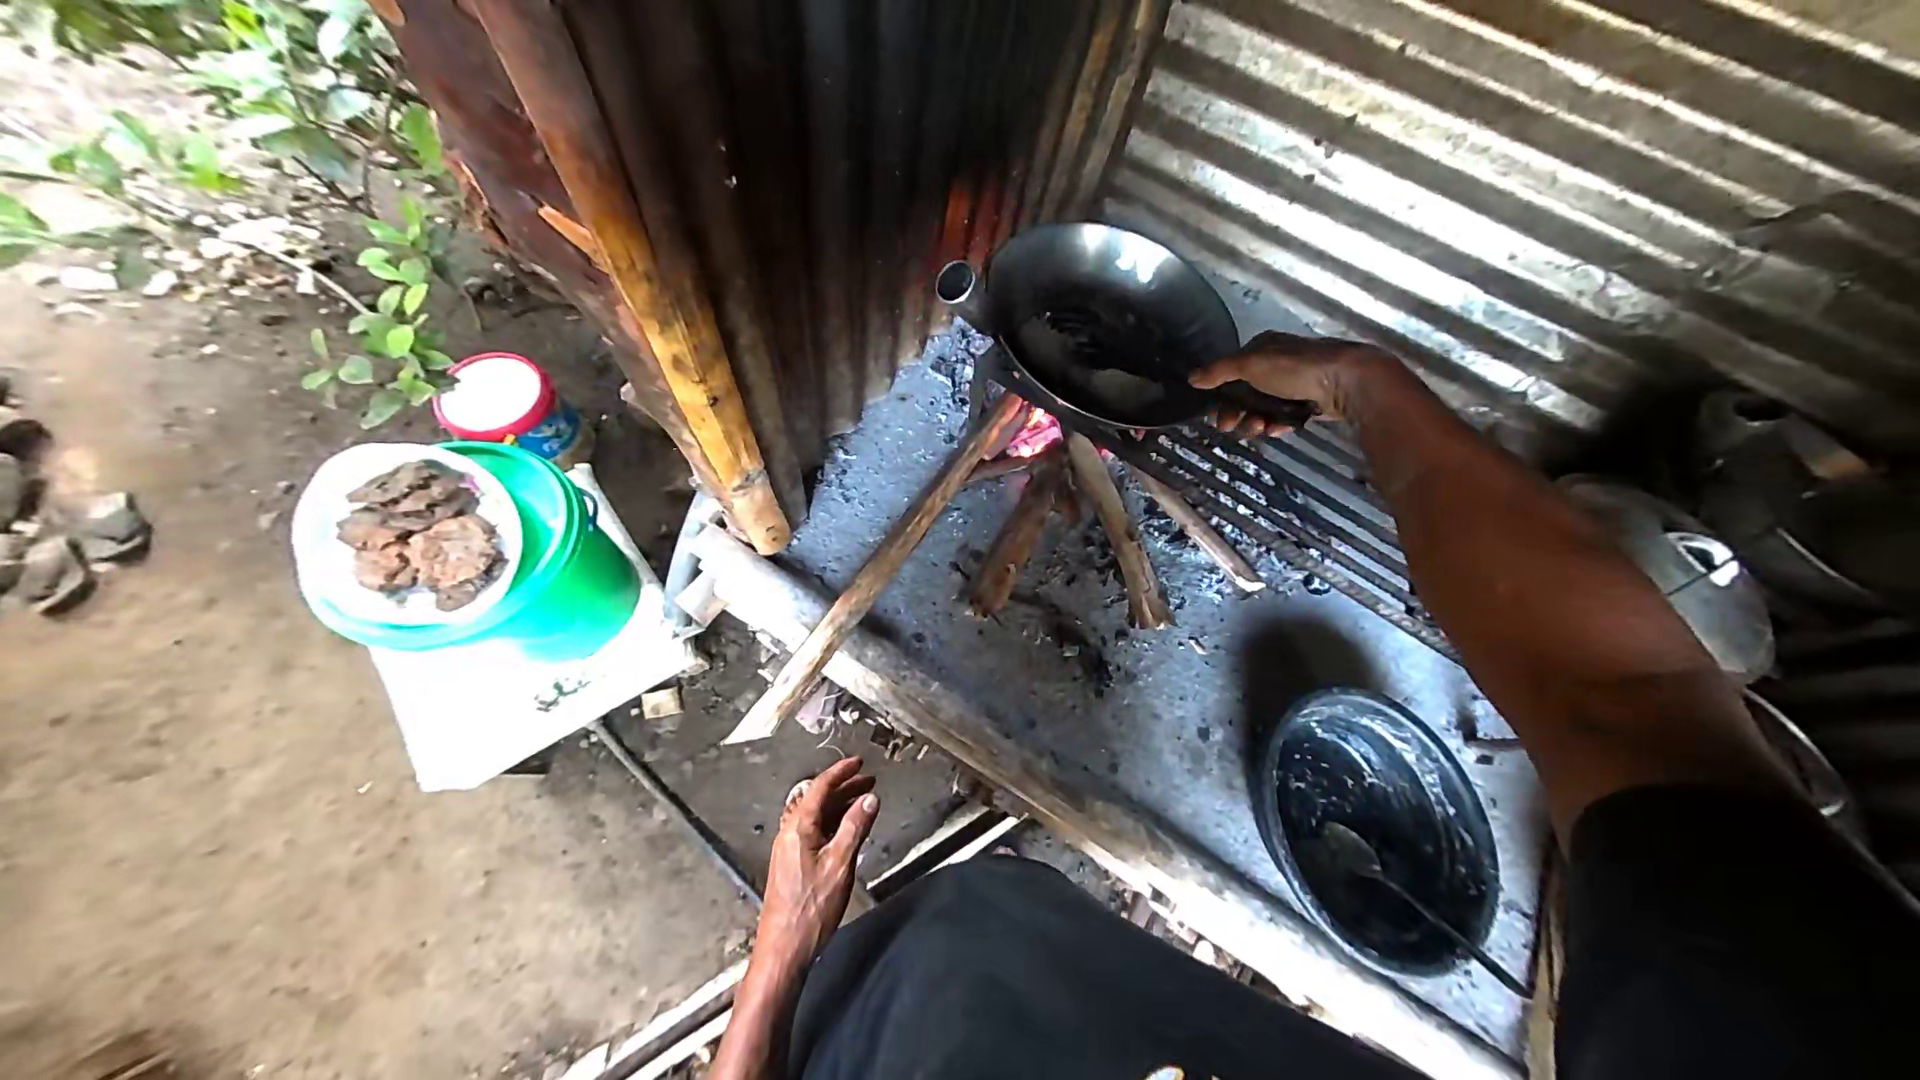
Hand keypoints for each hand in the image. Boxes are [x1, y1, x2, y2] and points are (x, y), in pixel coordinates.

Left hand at [757, 757, 879, 963]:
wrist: (783, 950)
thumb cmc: (808, 912)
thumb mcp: (840, 865)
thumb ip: (855, 828)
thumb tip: (868, 800)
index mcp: (798, 828)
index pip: (820, 788)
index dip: (841, 772)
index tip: (858, 763)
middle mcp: (790, 834)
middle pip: (818, 799)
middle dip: (844, 786)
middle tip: (866, 779)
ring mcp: (790, 849)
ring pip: (817, 815)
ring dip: (840, 804)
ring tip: (862, 800)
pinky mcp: (793, 863)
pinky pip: (815, 830)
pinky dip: (834, 822)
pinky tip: (848, 828)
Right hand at [1189, 331, 1383, 436]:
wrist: (1346, 380)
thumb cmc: (1295, 367)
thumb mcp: (1250, 364)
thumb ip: (1219, 371)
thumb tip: (1191, 377)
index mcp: (1263, 349)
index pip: (1231, 373)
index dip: (1221, 395)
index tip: (1216, 415)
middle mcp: (1277, 364)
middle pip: (1246, 395)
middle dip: (1238, 413)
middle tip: (1234, 427)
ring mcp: (1294, 384)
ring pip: (1264, 409)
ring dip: (1256, 422)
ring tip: (1262, 428)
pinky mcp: (1309, 402)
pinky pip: (1284, 417)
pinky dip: (1279, 424)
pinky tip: (1280, 428)